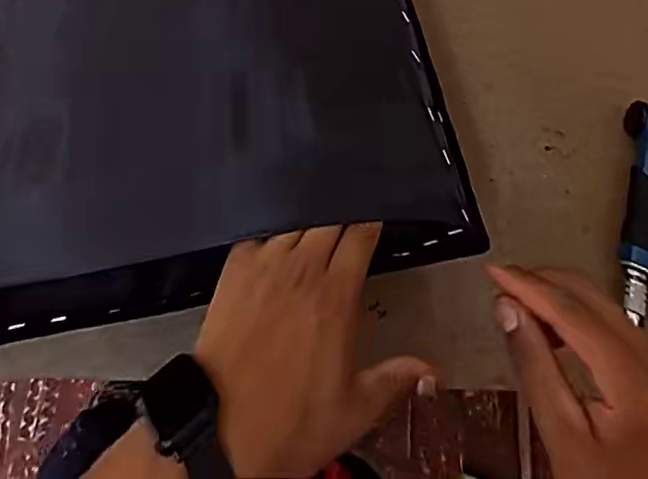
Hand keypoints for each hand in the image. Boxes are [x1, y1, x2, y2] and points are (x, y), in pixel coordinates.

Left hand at [196, 223, 435, 475]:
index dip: (370, 221)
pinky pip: (258, 232)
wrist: (220, 430)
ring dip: (308, 223)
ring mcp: (266, 264)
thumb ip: (394, 378)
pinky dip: (270, 232)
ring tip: (313, 231)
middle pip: (329, 218)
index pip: (360, 235)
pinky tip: (274, 242)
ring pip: (295, 220)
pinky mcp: (235, 268)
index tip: (374, 220)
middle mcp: (302, 271)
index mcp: (336, 296)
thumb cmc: (286, 423)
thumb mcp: (354, 409)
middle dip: (342, 217)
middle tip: (347, 225)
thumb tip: (427, 368)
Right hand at [487, 264, 647, 478]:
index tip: (493, 271)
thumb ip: (535, 369)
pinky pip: (617, 331)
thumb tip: (509, 310)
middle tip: (504, 284)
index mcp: (636, 383)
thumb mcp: (564, 442)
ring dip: (562, 298)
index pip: (573, 312)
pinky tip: (555, 330)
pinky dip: (580, 318)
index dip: (528, 285)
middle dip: (545, 283)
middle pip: (595, 299)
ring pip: (607, 309)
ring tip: (521, 304)